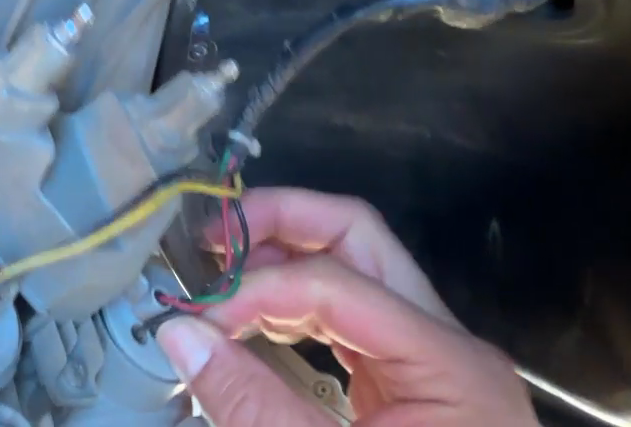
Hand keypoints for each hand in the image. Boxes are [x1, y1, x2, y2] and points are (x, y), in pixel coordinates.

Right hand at [157, 188, 537, 425]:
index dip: (256, 290)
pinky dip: (289, 295)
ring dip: (276, 255)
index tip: (198, 321)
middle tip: (210, 240)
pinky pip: (343, 306)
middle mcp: (448, 342)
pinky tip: (249, 315)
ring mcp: (429, 356)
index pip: (333, 282)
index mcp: (451, 366)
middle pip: (353, 234)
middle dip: (273, 223)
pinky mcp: (406, 377)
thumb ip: (253, 406)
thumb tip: (178, 333)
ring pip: (347, 258)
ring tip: (218, 274)